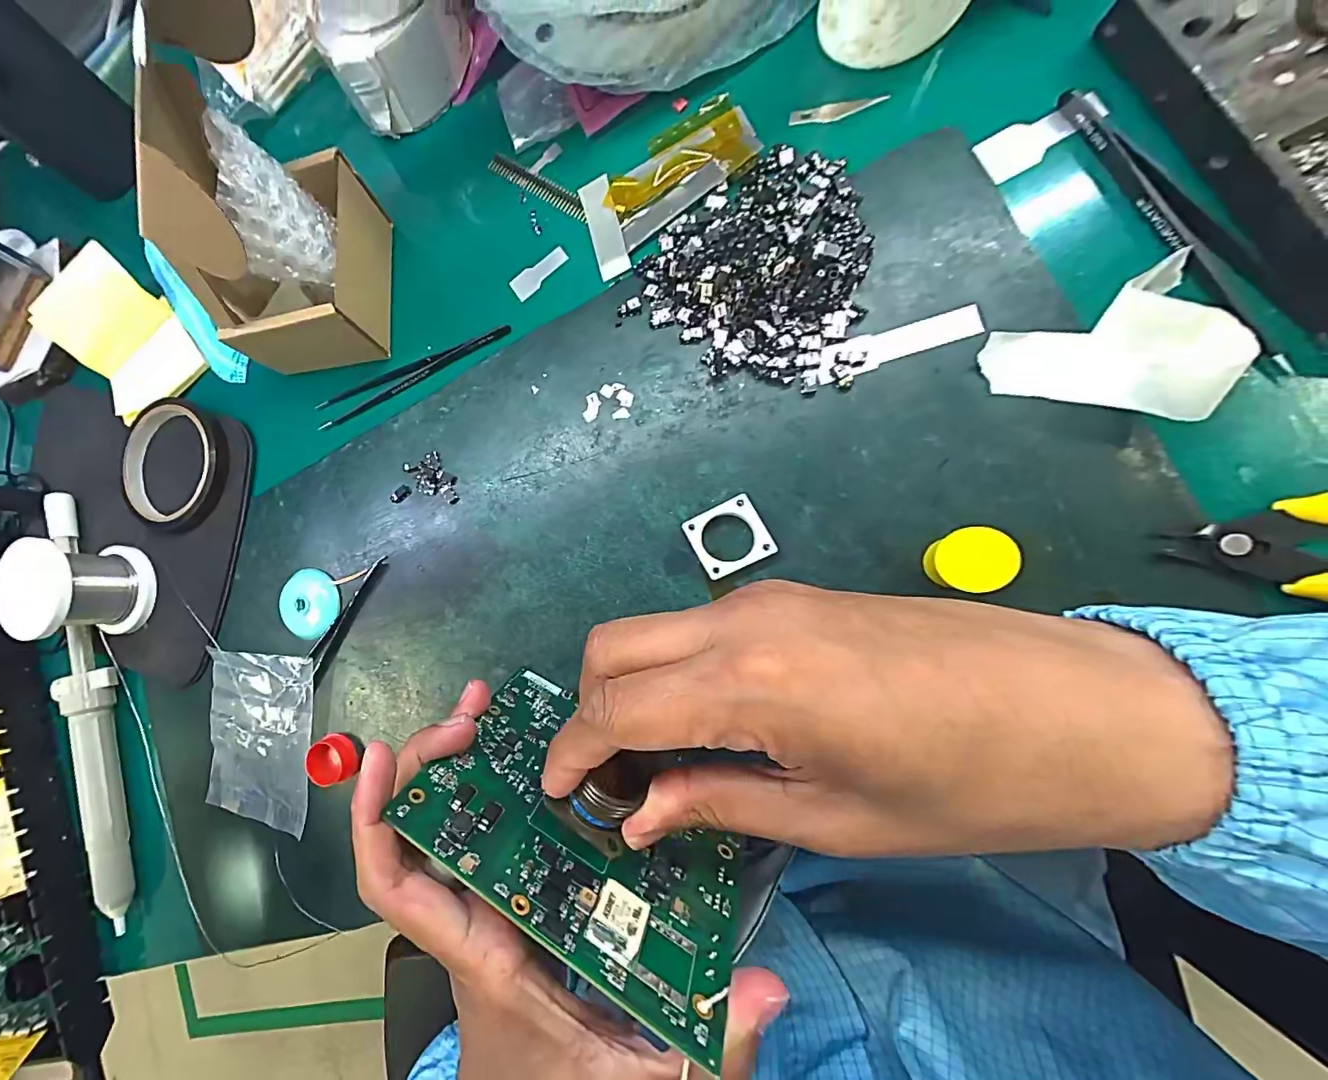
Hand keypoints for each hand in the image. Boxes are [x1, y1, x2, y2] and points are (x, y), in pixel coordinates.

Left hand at [354, 680, 787, 1079]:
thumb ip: (706, 1048)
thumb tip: (765, 984)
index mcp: (479, 954)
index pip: (395, 886)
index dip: (375, 820)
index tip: (383, 757)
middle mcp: (464, 917)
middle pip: (414, 832)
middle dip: (425, 763)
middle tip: (466, 714)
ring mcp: (477, 903)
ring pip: (443, 822)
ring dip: (452, 759)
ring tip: (479, 706)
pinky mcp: (497, 898)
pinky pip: (476, 833)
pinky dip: (483, 787)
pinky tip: (502, 748)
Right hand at [543, 581, 1234, 856]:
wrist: (1096, 706)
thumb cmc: (971, 785)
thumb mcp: (836, 820)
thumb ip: (717, 803)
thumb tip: (640, 816)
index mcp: (751, 683)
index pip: (618, 709)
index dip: (574, 752)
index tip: (557, 787)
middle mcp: (736, 623)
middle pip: (609, 647)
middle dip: (587, 706)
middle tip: (608, 767)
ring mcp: (756, 599)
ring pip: (644, 630)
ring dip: (626, 685)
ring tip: (656, 746)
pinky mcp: (779, 594)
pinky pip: (689, 627)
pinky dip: (670, 668)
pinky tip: (710, 713)